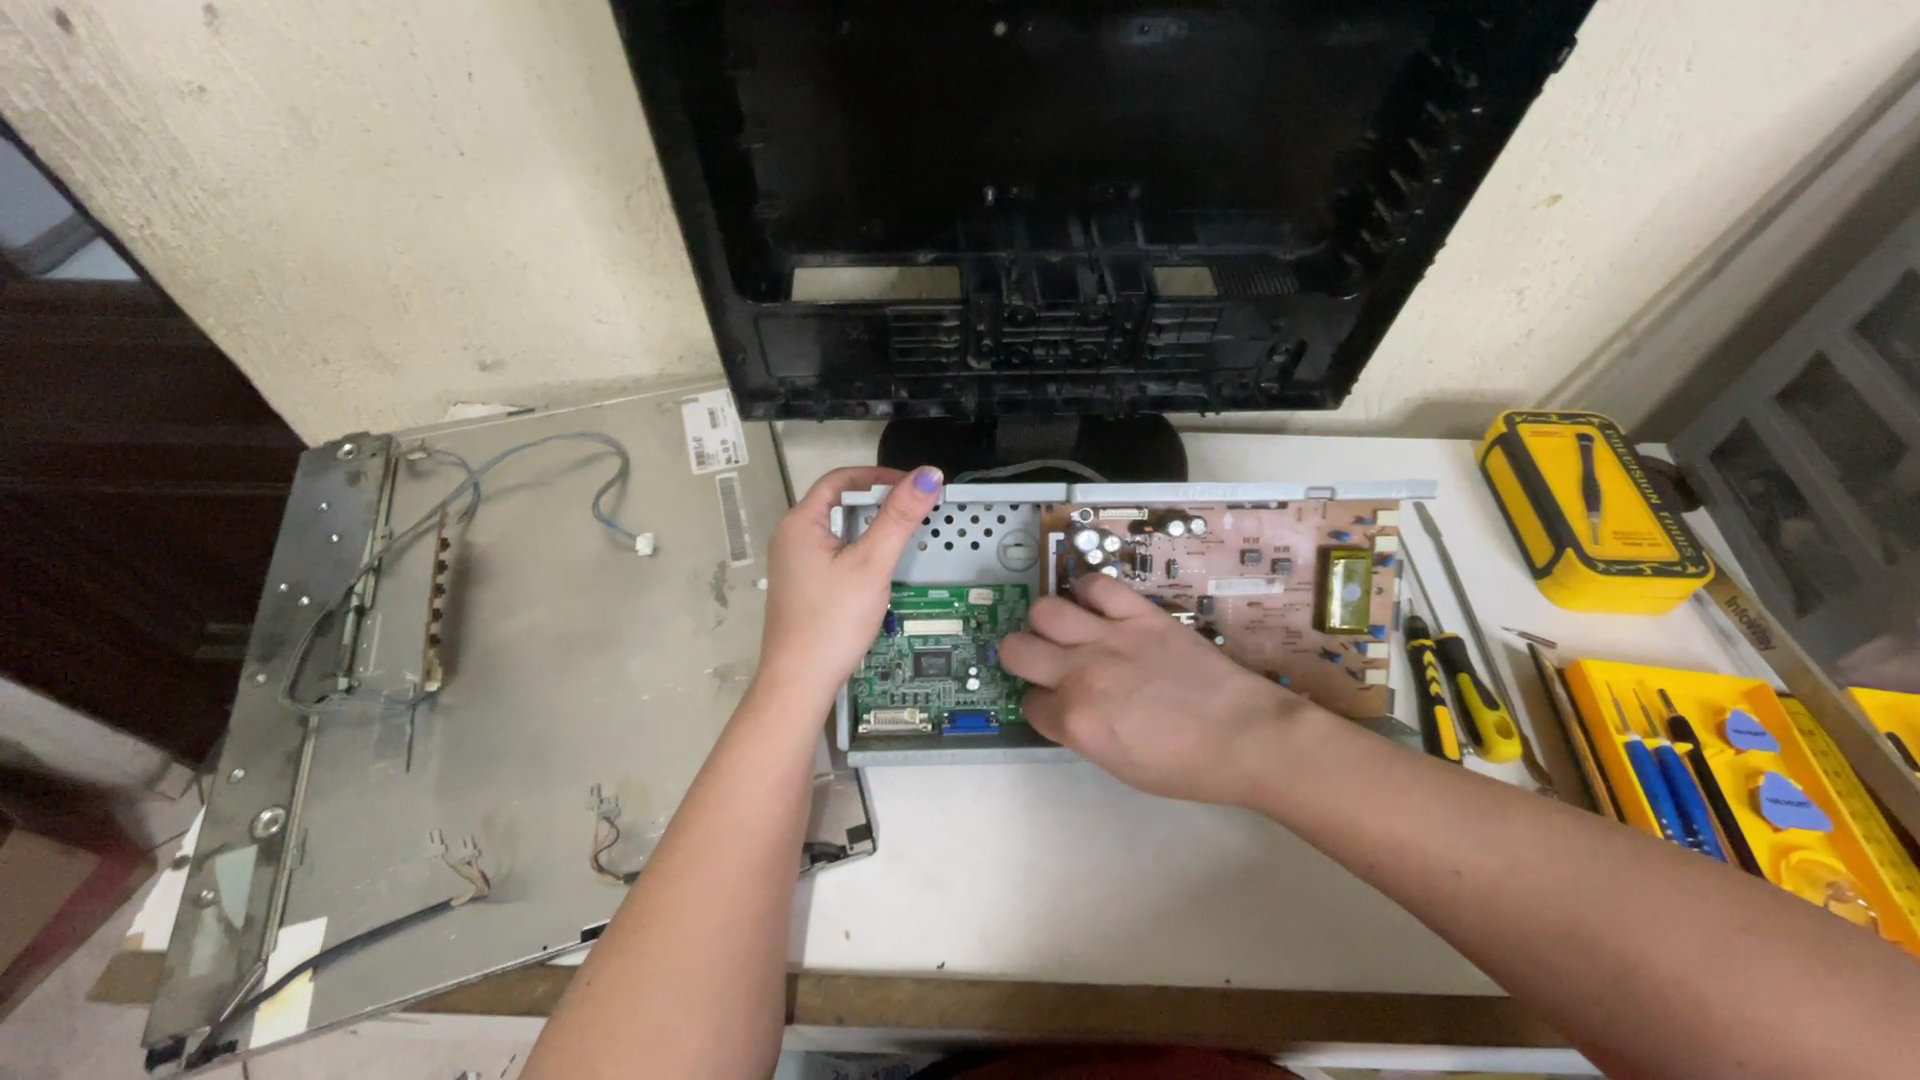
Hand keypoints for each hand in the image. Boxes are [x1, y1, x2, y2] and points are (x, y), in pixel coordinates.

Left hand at [755, 465, 942, 703]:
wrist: (800, 680)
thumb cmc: (832, 621)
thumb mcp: (872, 564)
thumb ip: (899, 517)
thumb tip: (928, 475)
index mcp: (800, 522)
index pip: (841, 478)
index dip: (878, 476)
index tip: (913, 487)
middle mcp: (790, 537)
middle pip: (838, 502)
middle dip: (877, 502)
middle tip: (913, 512)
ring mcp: (794, 563)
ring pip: (838, 530)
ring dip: (870, 528)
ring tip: (901, 538)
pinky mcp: (802, 586)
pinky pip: (834, 553)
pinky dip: (859, 551)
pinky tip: (879, 569)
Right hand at [998, 575, 1317, 806]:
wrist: (1247, 737)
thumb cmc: (1186, 767)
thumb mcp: (1119, 765)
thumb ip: (1082, 733)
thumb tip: (1067, 709)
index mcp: (1076, 721)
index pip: (1029, 703)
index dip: (1040, 705)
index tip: (1055, 706)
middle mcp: (1081, 674)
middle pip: (1016, 649)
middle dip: (1020, 658)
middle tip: (1042, 663)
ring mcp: (1110, 638)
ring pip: (1045, 610)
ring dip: (1046, 622)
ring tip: (1064, 629)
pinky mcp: (1141, 614)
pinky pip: (1097, 585)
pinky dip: (1086, 590)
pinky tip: (1092, 603)